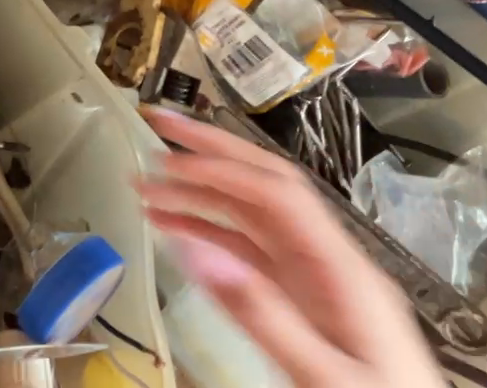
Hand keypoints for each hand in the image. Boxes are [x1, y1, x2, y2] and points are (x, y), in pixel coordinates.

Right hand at [136, 106, 443, 387]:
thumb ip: (264, 315)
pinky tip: (170, 228)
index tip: (168, 160)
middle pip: (263, 184)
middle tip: (156, 124)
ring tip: (143, 187)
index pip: (277, 192)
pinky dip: (205, 230)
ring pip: (247, 213)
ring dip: (195, 193)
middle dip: (208, 150)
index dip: (221, 167)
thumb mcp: (327, 376)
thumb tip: (198, 254)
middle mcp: (326, 258)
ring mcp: (313, 276)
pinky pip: (244, 247)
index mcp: (343, 268)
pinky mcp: (299, 296)